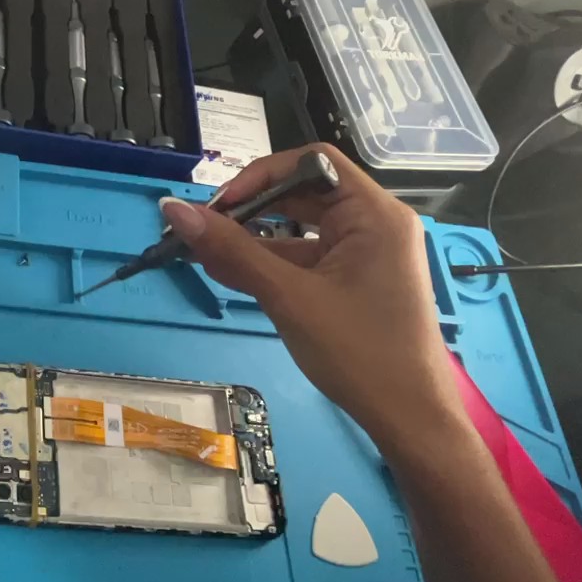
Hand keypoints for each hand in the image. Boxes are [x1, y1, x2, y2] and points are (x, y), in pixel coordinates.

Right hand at [159, 144, 464, 447]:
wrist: (407, 417)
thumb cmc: (358, 351)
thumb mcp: (288, 296)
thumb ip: (230, 250)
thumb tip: (174, 210)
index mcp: (374, 214)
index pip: (310, 164)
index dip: (259, 177)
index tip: (218, 207)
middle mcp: (373, 224)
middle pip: (300, 195)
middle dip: (248, 210)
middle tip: (202, 230)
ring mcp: (363, 253)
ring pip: (297, 229)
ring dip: (251, 241)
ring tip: (203, 255)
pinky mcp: (352, 280)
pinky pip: (303, 258)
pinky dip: (267, 264)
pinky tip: (228, 274)